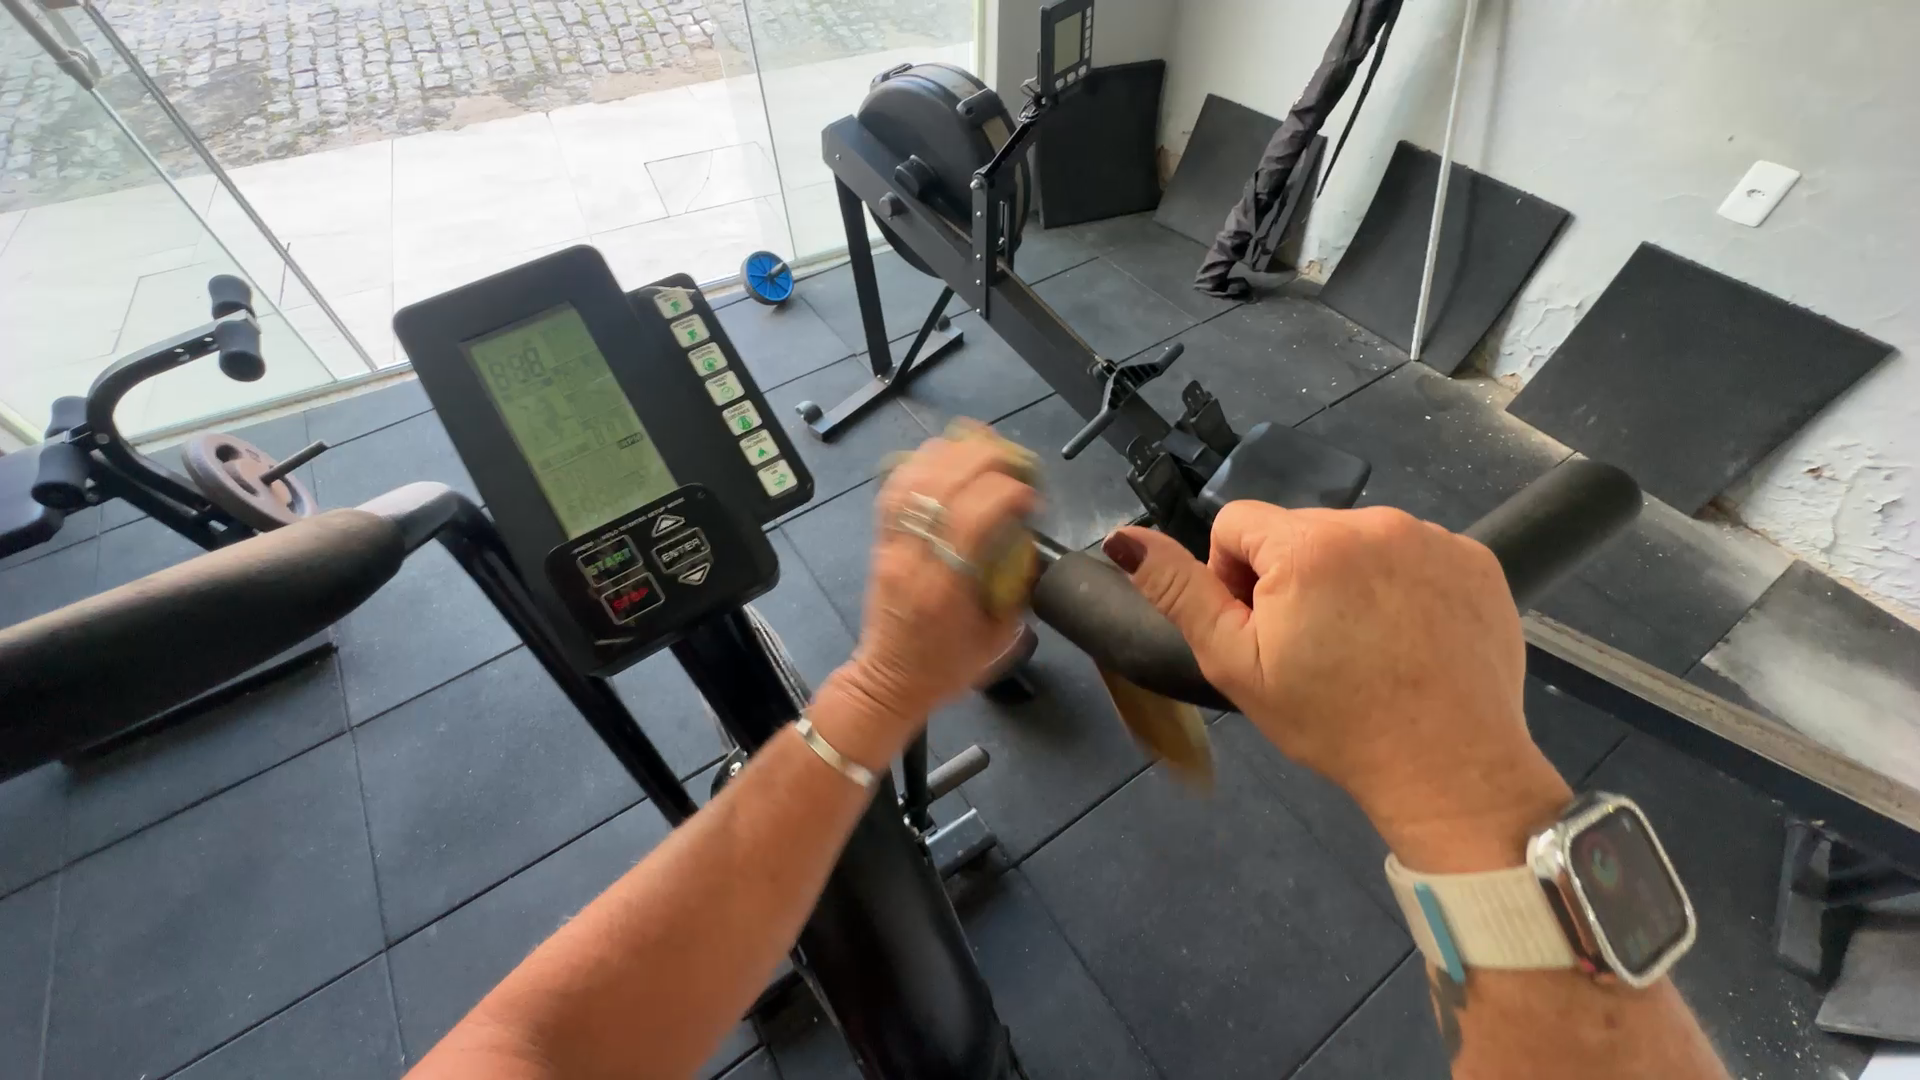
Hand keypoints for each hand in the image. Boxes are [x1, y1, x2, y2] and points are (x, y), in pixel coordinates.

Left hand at [815, 424, 1038, 767]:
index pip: (974, 515)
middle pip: (943, 485)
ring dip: (951, 454)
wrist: (888, 682)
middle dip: (985, 460)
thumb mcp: (998, 638)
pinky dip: (920, 464)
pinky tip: (944, 456)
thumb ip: (1017, 589)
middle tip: (1014, 464)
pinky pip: (895, 489)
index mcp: (945, 586)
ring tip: (982, 448)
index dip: (1008, 492)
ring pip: (914, 478)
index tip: (1031, 499)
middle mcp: (913, 557)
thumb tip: (1030, 544)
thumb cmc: (946, 667)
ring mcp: (890, 545)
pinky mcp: (880, 541)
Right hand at [1102, 502, 1569, 868]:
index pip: (1234, 524)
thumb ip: (1176, 590)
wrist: (1448, 770)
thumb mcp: (1232, 660)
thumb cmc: (1328, 719)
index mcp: (1306, 545)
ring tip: (1360, 643)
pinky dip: (1395, 582)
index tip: (1261, 630)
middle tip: (1309, 645)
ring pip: (1350, 540)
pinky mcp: (1477, 559)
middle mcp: (1373, 521)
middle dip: (1286, 576)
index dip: (1231, 577)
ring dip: (1340, 577)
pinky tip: (1405, 634)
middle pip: (1294, 532)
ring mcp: (1432, 538)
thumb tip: (1123, 536)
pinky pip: (1408, 551)